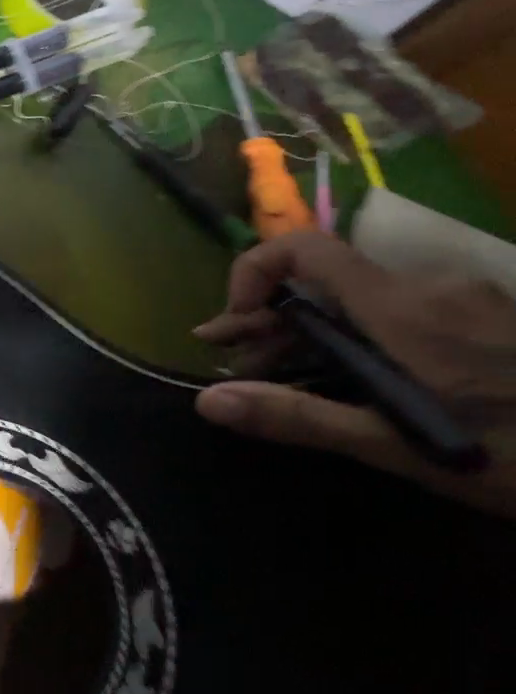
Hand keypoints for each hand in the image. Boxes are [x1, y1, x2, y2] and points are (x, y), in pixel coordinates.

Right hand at [193, 230, 515, 517]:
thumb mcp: (403, 445)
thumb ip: (299, 416)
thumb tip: (206, 402)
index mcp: (402, 308)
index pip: (302, 248)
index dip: (253, 272)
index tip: (238, 323)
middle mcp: (431, 289)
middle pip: (323, 284)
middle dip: (270, 321)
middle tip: (240, 367)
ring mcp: (469, 304)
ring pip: (361, 303)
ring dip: (312, 335)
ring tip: (288, 381)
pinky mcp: (495, 323)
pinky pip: (403, 315)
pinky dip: (361, 340)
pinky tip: (357, 382)